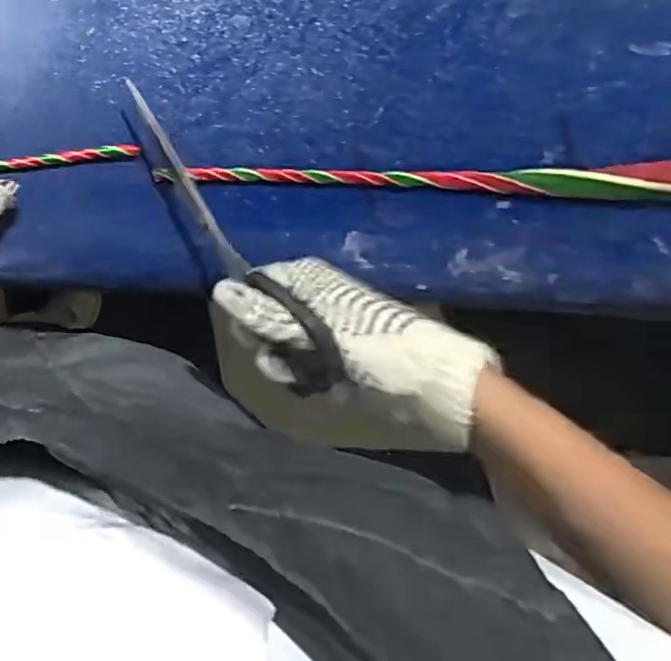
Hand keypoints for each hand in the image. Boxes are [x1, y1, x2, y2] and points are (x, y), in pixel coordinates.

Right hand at [213, 258, 499, 449]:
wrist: (452, 393)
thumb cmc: (382, 355)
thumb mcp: (317, 334)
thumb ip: (264, 313)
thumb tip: (218, 289)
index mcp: (307, 277)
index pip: (252, 286)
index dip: (246, 313)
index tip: (255, 339)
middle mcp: (316, 292)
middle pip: (264, 313)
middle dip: (267, 342)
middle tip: (281, 365)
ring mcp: (332, 320)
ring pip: (283, 338)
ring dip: (286, 362)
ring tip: (305, 381)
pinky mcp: (345, 346)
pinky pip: (306, 355)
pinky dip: (307, 372)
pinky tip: (321, 385)